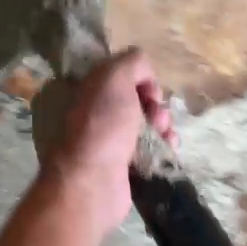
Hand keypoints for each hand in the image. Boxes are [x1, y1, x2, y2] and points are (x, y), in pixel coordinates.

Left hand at [33, 48, 173, 230]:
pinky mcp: (119, 167)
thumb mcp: (113, 77)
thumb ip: (132, 62)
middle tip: (156, 116)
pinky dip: (162, 146)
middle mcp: (88, 117)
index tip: (146, 90)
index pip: (116, 76)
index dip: (138, 79)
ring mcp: (103, 143)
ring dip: (162, 125)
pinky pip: (148, 149)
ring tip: (164, 134)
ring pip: (144, 125)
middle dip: (154, 104)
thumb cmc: (100, 126)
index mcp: (78, 93)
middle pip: (134, 100)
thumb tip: (145, 76)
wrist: (92, 183)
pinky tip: (168, 147)